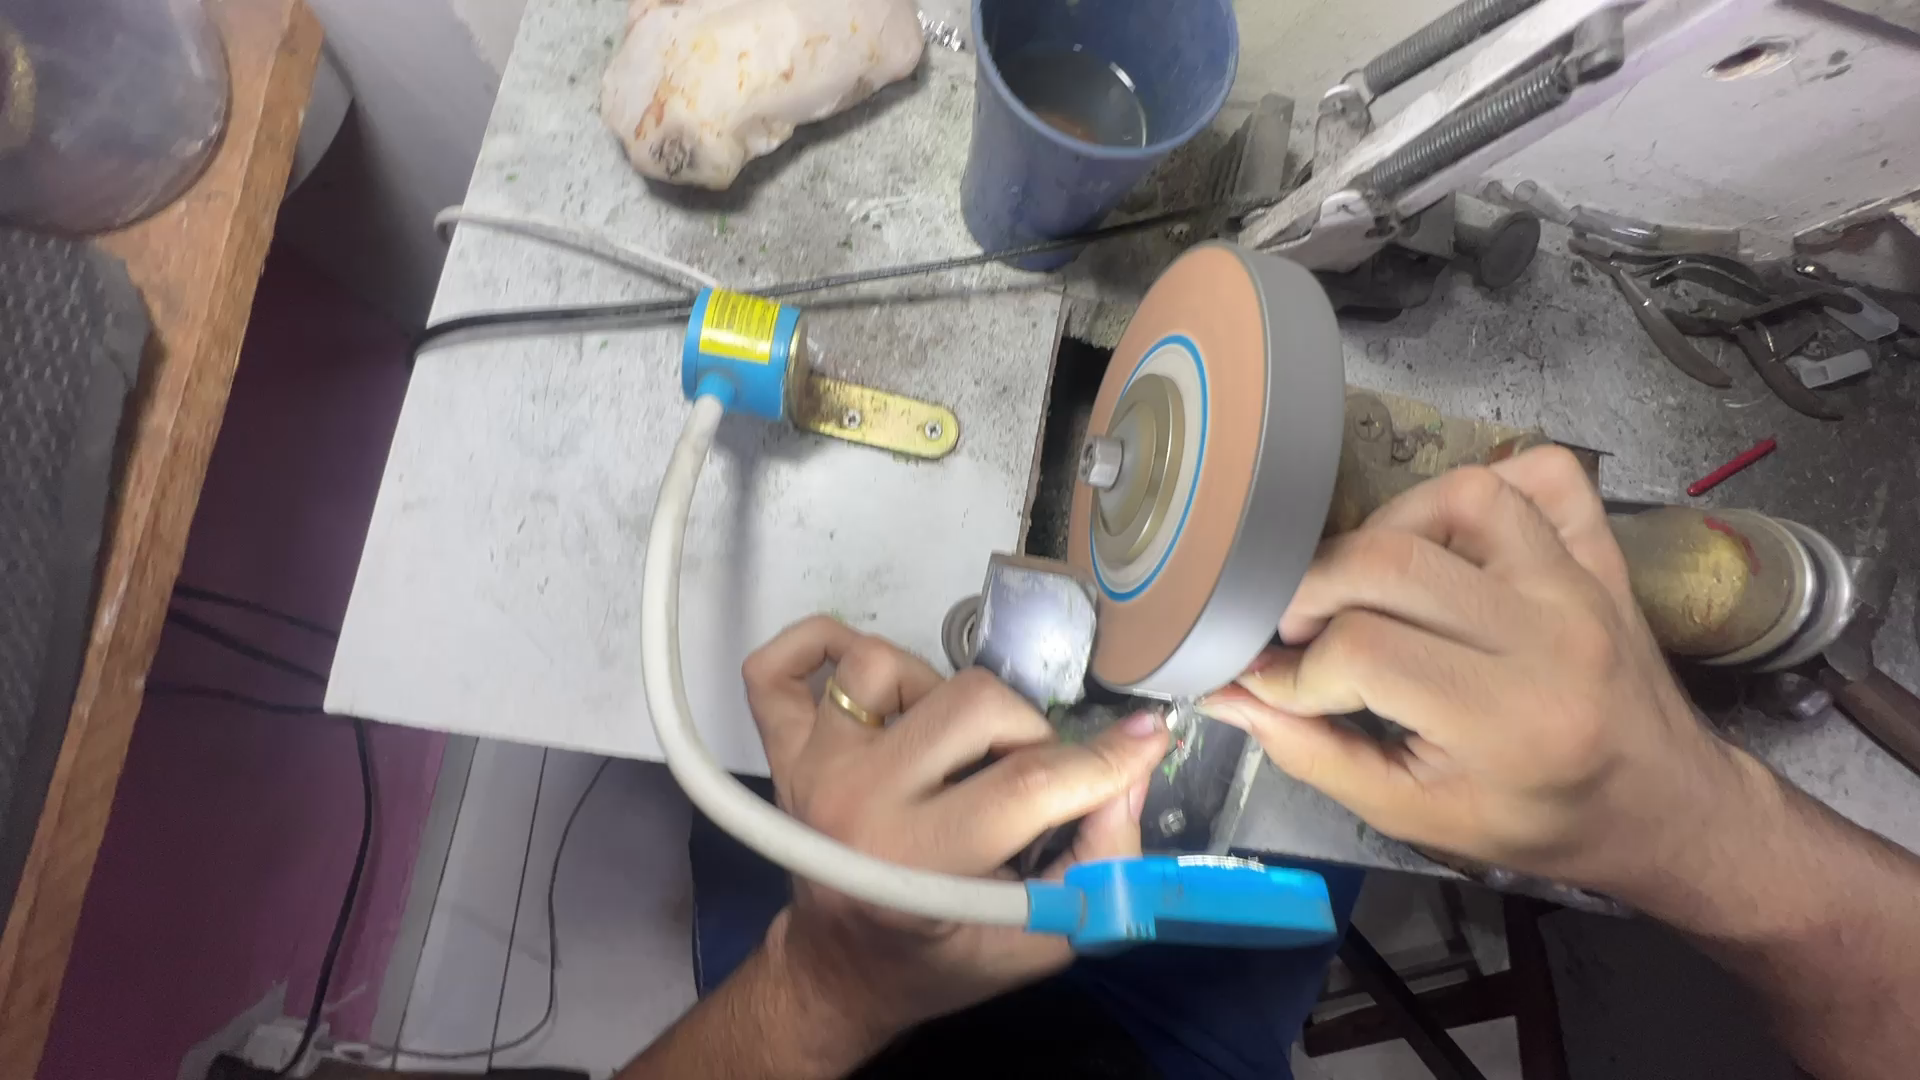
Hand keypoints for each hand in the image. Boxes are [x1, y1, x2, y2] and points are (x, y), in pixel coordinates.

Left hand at [741, 616, 1168, 1051]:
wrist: (842, 967)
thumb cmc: (942, 957)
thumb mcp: (1041, 938)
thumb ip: (1100, 857)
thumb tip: (1135, 759)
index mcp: (915, 865)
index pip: (1029, 784)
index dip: (1104, 757)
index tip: (1146, 736)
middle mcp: (853, 800)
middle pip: (972, 701)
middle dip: (1027, 731)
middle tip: (1027, 770)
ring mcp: (810, 764)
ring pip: (886, 663)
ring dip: (938, 690)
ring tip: (947, 743)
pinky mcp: (784, 747)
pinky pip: (780, 665)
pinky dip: (820, 646)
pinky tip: (871, 682)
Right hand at [1204, 447, 1757, 904]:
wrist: (1668, 807)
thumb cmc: (1534, 818)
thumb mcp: (1409, 812)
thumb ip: (1308, 751)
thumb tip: (1225, 695)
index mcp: (1511, 718)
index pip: (1362, 652)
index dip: (1294, 671)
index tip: (1275, 685)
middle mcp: (1551, 633)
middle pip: (1389, 563)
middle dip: (1310, 592)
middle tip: (1298, 629)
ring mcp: (1579, 579)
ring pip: (1456, 497)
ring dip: (1382, 531)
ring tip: (1364, 581)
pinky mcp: (1595, 549)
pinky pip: (1535, 473)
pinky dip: (1473, 490)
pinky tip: (1440, 537)